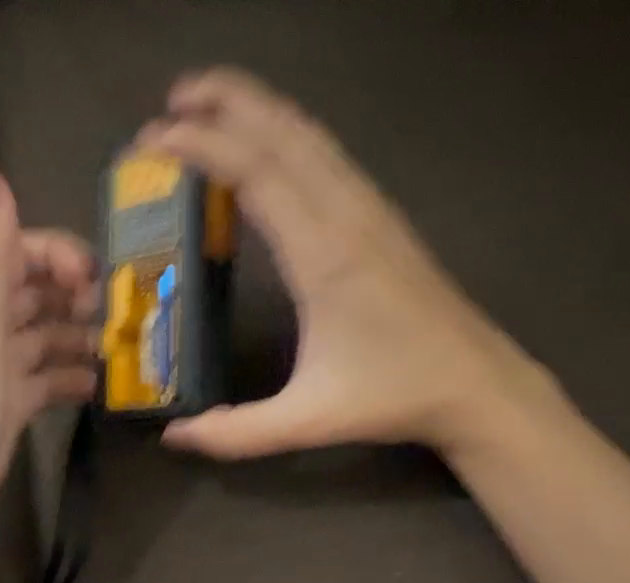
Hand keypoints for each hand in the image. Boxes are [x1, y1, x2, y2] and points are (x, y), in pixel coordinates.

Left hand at [0, 165, 100, 534]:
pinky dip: (74, 377)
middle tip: (119, 315)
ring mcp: (0, 367)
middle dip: (79, 294)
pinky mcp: (12, 404)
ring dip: (83, 335)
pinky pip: (50, 378)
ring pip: (49, 335)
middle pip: (40, 291)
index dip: (60, 254)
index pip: (23, 251)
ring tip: (121, 349)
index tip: (94, 280)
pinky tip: (100, 387)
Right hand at [138, 69, 560, 460]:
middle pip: (284, 132)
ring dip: (258, 109)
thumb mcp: (308, 421)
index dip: (203, 147)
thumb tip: (174, 437)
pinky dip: (287, 133)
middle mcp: (348, 215)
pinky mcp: (383, 217)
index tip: (153, 140)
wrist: (475, 383)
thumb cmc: (393, 397)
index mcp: (324, 255)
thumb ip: (237, 432)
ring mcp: (371, 210)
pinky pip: (329, 155)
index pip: (256, 173)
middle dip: (226, 102)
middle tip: (171, 98)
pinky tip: (269, 143)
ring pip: (311, 135)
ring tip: (209, 103)